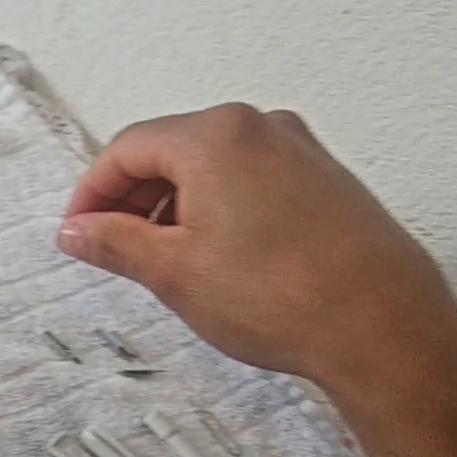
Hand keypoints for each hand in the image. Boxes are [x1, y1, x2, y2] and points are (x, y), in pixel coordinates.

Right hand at [59, 104, 456, 412]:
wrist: (380, 328)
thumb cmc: (280, 297)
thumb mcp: (171, 271)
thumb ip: (112, 242)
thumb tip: (76, 231)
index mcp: (216, 137)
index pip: (127, 149)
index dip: (91, 192)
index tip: (77, 232)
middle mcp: (260, 128)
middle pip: (167, 151)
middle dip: (129, 199)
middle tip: (109, 248)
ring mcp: (298, 151)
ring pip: (207, 167)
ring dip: (169, 206)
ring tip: (158, 260)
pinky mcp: (321, 181)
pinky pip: (244, 180)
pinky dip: (210, 209)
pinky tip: (207, 256)